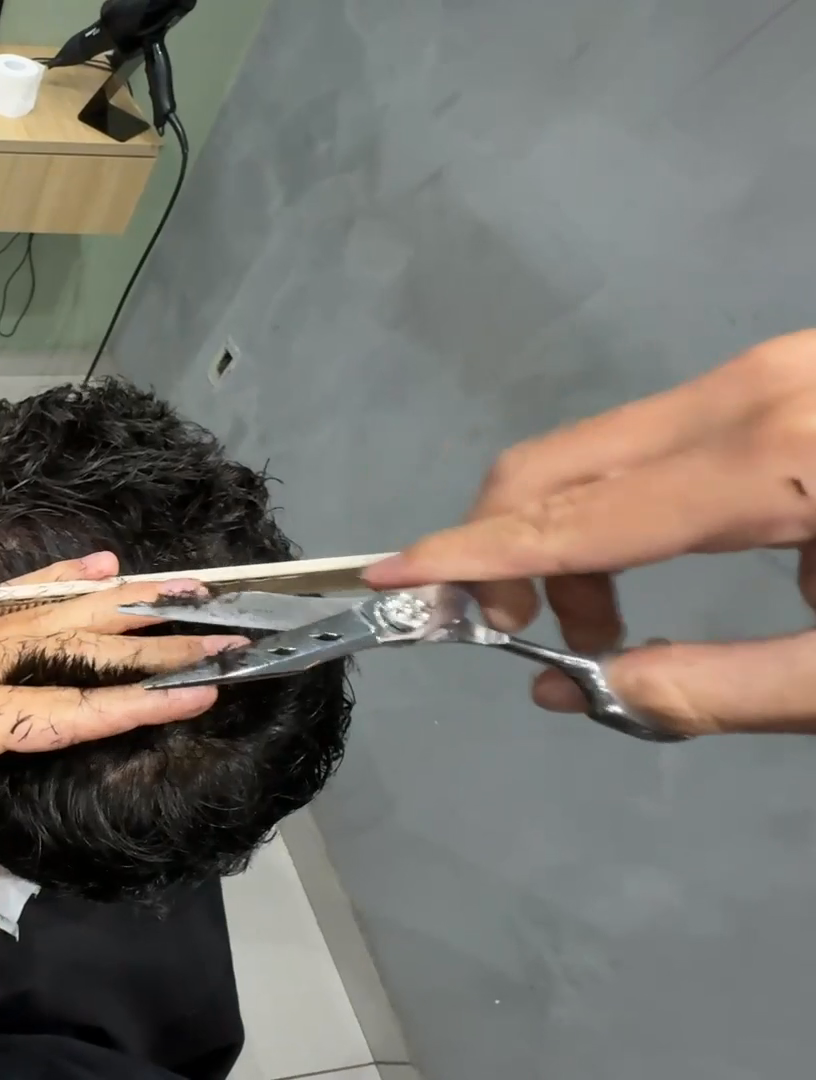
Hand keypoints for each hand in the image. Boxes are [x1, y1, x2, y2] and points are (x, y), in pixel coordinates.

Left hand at [0, 553, 244, 985]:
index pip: (59, 708)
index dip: (132, 702)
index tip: (202, 689)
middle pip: (65, 649)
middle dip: (150, 647)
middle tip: (224, 636)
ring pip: (47, 614)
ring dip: (121, 601)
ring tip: (187, 588)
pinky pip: (14, 599)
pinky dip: (61, 578)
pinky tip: (105, 564)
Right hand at [365, 329, 815, 734]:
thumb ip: (732, 687)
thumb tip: (578, 689)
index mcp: (778, 459)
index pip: (565, 518)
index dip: (462, 554)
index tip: (382, 578)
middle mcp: (751, 394)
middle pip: (547, 468)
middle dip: (499, 551)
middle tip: (515, 630)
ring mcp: (775, 373)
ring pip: (590, 453)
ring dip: (562, 538)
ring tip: (607, 615)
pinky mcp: (795, 376)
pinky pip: (652, 445)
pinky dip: (624, 511)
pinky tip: (691, 560)